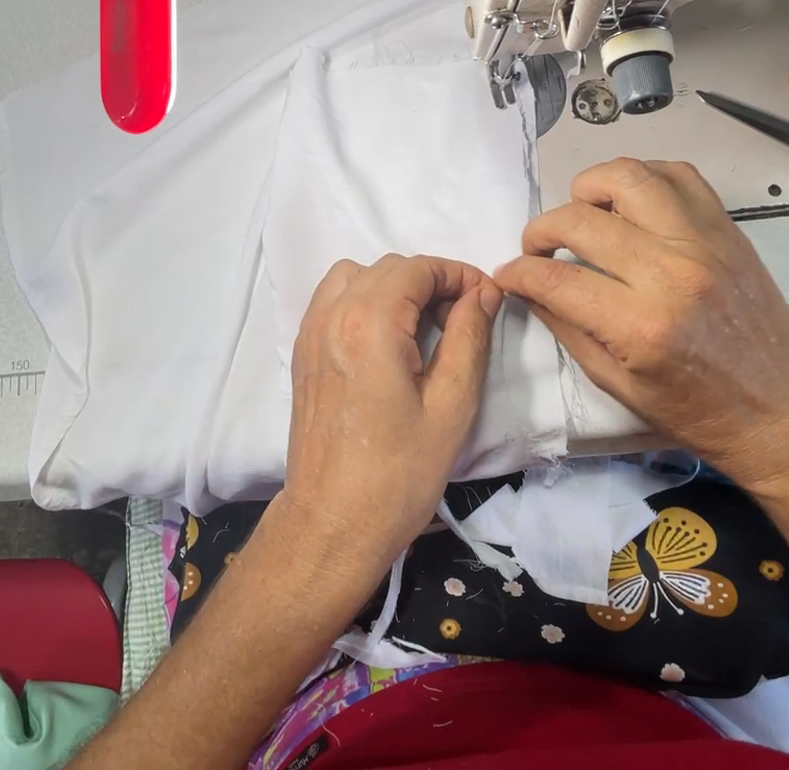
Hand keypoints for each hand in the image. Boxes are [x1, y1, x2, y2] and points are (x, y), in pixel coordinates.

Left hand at [280, 254, 502, 577]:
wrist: (334, 520)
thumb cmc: (400, 472)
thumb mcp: (451, 405)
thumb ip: (469, 337)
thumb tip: (483, 292)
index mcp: (370, 323)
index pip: (418, 268)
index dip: (458, 275)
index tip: (486, 299)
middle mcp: (332, 315)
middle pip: (387, 268)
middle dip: (430, 281)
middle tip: (462, 318)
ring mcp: (310, 333)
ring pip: (354, 277)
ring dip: (393, 287)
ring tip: (422, 326)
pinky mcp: (302, 353)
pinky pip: (332, 300)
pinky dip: (362, 300)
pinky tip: (386, 340)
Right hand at [494, 158, 788, 495]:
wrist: (783, 413)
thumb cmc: (695, 412)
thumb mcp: (615, 383)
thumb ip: (566, 327)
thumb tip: (528, 287)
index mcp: (640, 325)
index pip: (553, 277)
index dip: (517, 272)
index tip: (507, 275)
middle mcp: (671, 272)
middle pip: (580, 220)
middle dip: (540, 231)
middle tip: (536, 249)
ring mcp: (704, 243)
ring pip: (628, 177)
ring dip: (587, 189)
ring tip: (581, 216)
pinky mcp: (727, 230)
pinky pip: (678, 175)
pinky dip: (642, 179)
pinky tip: (628, 205)